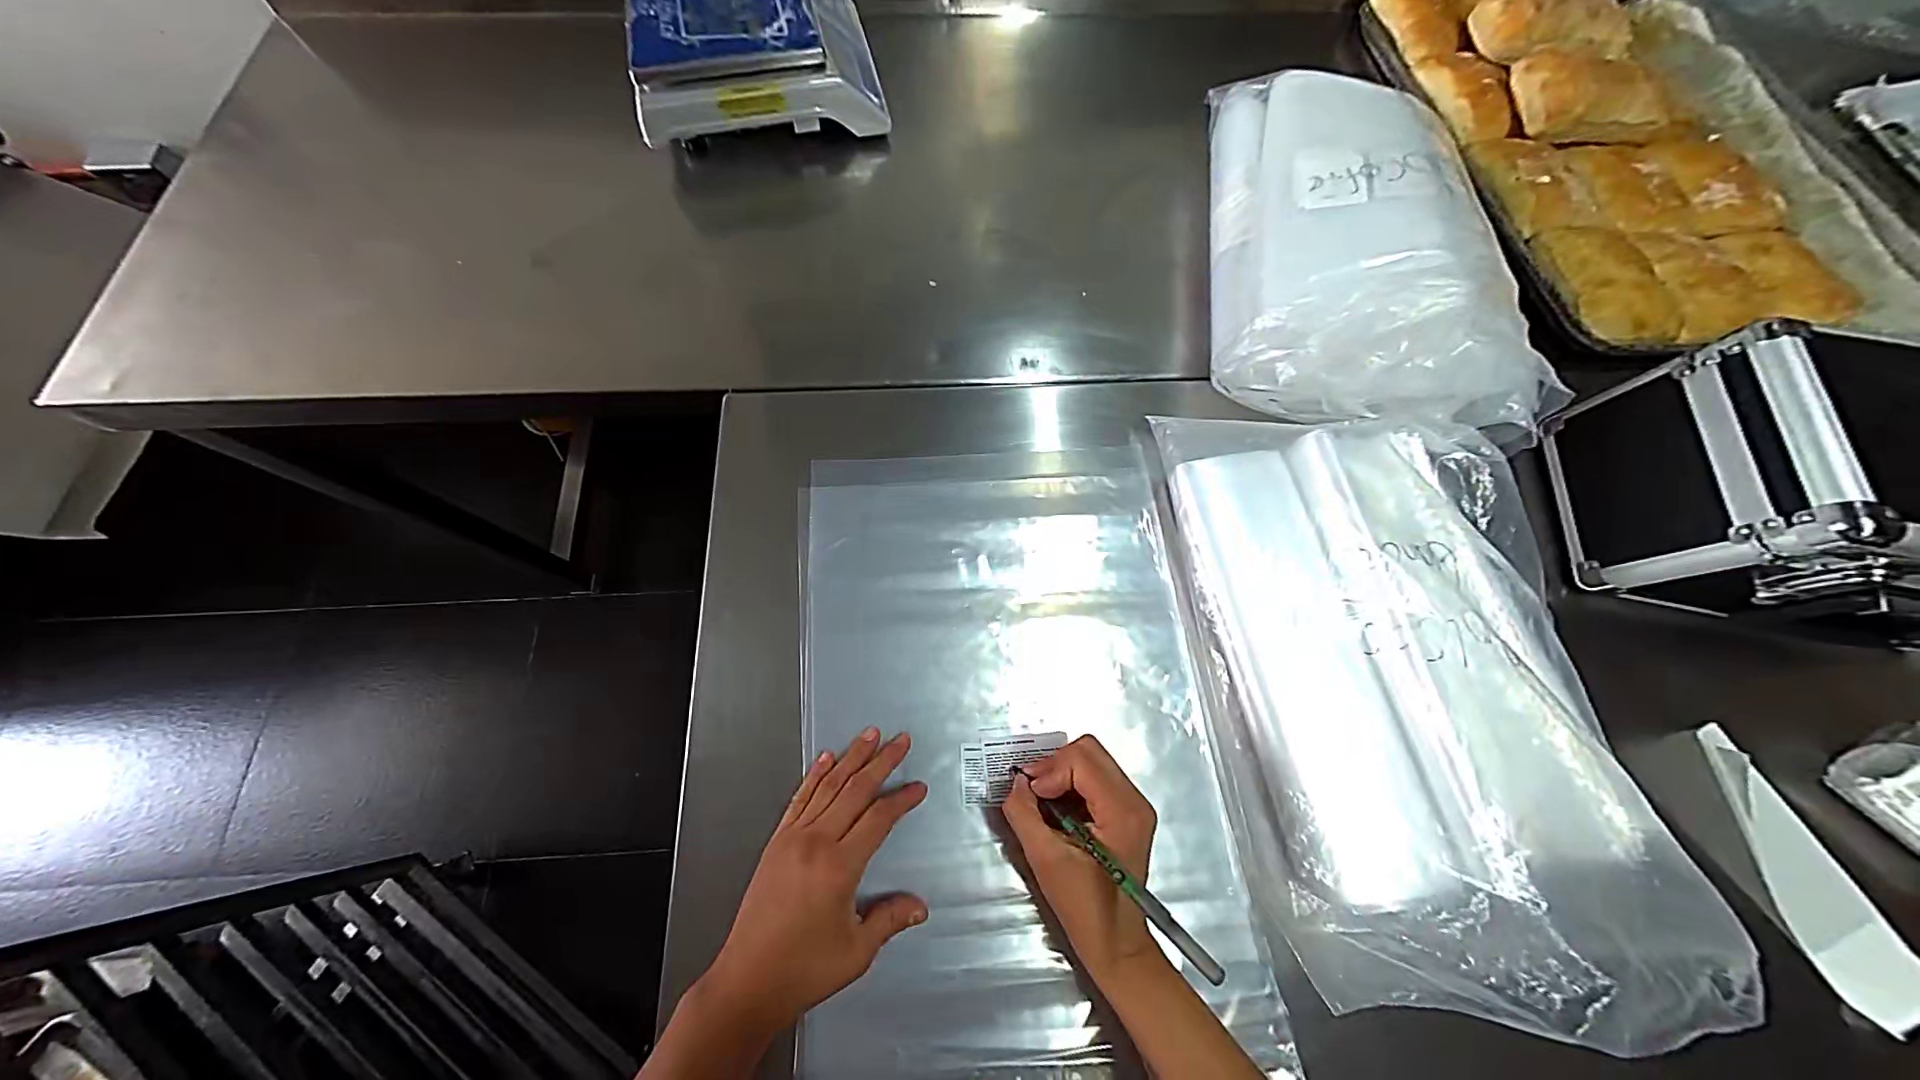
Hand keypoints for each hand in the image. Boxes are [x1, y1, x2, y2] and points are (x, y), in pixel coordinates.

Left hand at [695, 727, 929, 1034]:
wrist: (747, 981)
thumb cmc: (801, 970)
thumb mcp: (857, 950)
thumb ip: (890, 920)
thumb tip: (918, 906)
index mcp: (839, 867)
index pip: (879, 818)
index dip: (902, 800)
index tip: (918, 788)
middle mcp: (815, 844)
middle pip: (857, 790)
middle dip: (883, 761)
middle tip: (901, 741)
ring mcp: (793, 839)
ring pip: (829, 786)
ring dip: (852, 757)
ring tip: (868, 735)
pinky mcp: (776, 843)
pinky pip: (799, 799)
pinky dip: (815, 776)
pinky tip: (825, 759)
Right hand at [1002, 735, 1159, 977]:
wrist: (1115, 942)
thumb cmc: (1085, 909)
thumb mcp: (1045, 859)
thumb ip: (1024, 813)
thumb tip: (1016, 782)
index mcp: (1122, 811)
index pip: (1081, 759)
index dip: (1049, 770)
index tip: (1029, 793)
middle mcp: (1134, 801)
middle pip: (1089, 751)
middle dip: (1054, 765)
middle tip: (1032, 790)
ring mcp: (1134, 805)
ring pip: (1092, 760)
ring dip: (1061, 773)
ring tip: (1040, 800)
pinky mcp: (1126, 812)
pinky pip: (1095, 777)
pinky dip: (1071, 783)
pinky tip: (1056, 807)